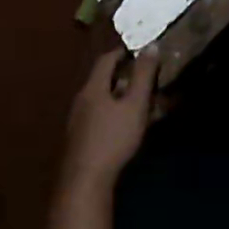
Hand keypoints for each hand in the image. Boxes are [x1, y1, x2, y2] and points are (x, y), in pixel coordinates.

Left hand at [63, 46, 157, 189]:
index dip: (124, 51)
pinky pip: (99, 115)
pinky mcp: (79, 139)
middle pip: (103, 79)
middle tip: (147, 77)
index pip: (106, 59)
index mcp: (93, 88)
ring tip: (142, 101)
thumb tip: (151, 46)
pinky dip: (114, 111)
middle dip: (125, 75)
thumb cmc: (113, 138)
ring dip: (121, 95)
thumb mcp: (135, 104)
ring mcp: (78, 121)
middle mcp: (81, 100)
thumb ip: (144, 74)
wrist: (85, 183)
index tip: (142, 51)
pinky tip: (127, 124)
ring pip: (102, 98)